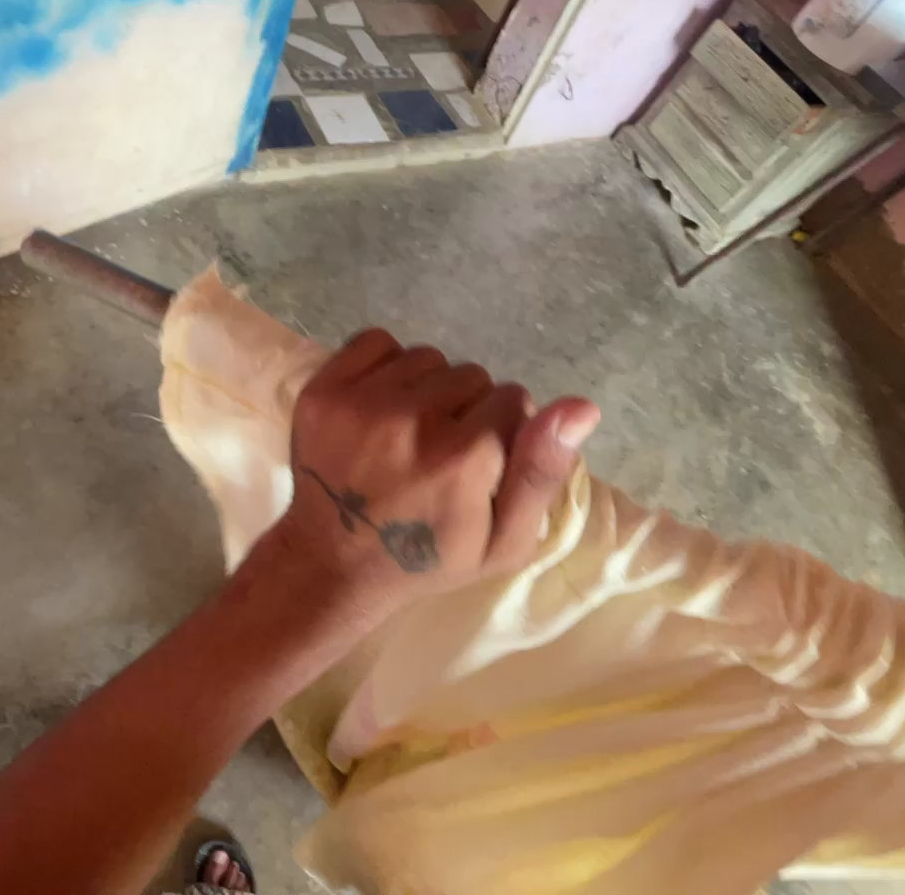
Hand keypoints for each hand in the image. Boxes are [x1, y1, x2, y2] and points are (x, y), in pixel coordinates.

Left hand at [267, 328, 599, 624]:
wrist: (331, 562)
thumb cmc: (425, 559)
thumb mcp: (503, 543)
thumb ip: (542, 474)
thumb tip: (581, 407)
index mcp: (461, 459)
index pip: (514, 399)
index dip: (505, 429)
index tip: (481, 461)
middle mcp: (411, 419)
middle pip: (470, 375)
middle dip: (468, 408)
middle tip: (442, 450)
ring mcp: (359, 402)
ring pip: (427, 358)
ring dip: (429, 387)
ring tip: (411, 429)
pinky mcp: (323, 390)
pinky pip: (376, 342)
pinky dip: (386, 366)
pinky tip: (382, 404)